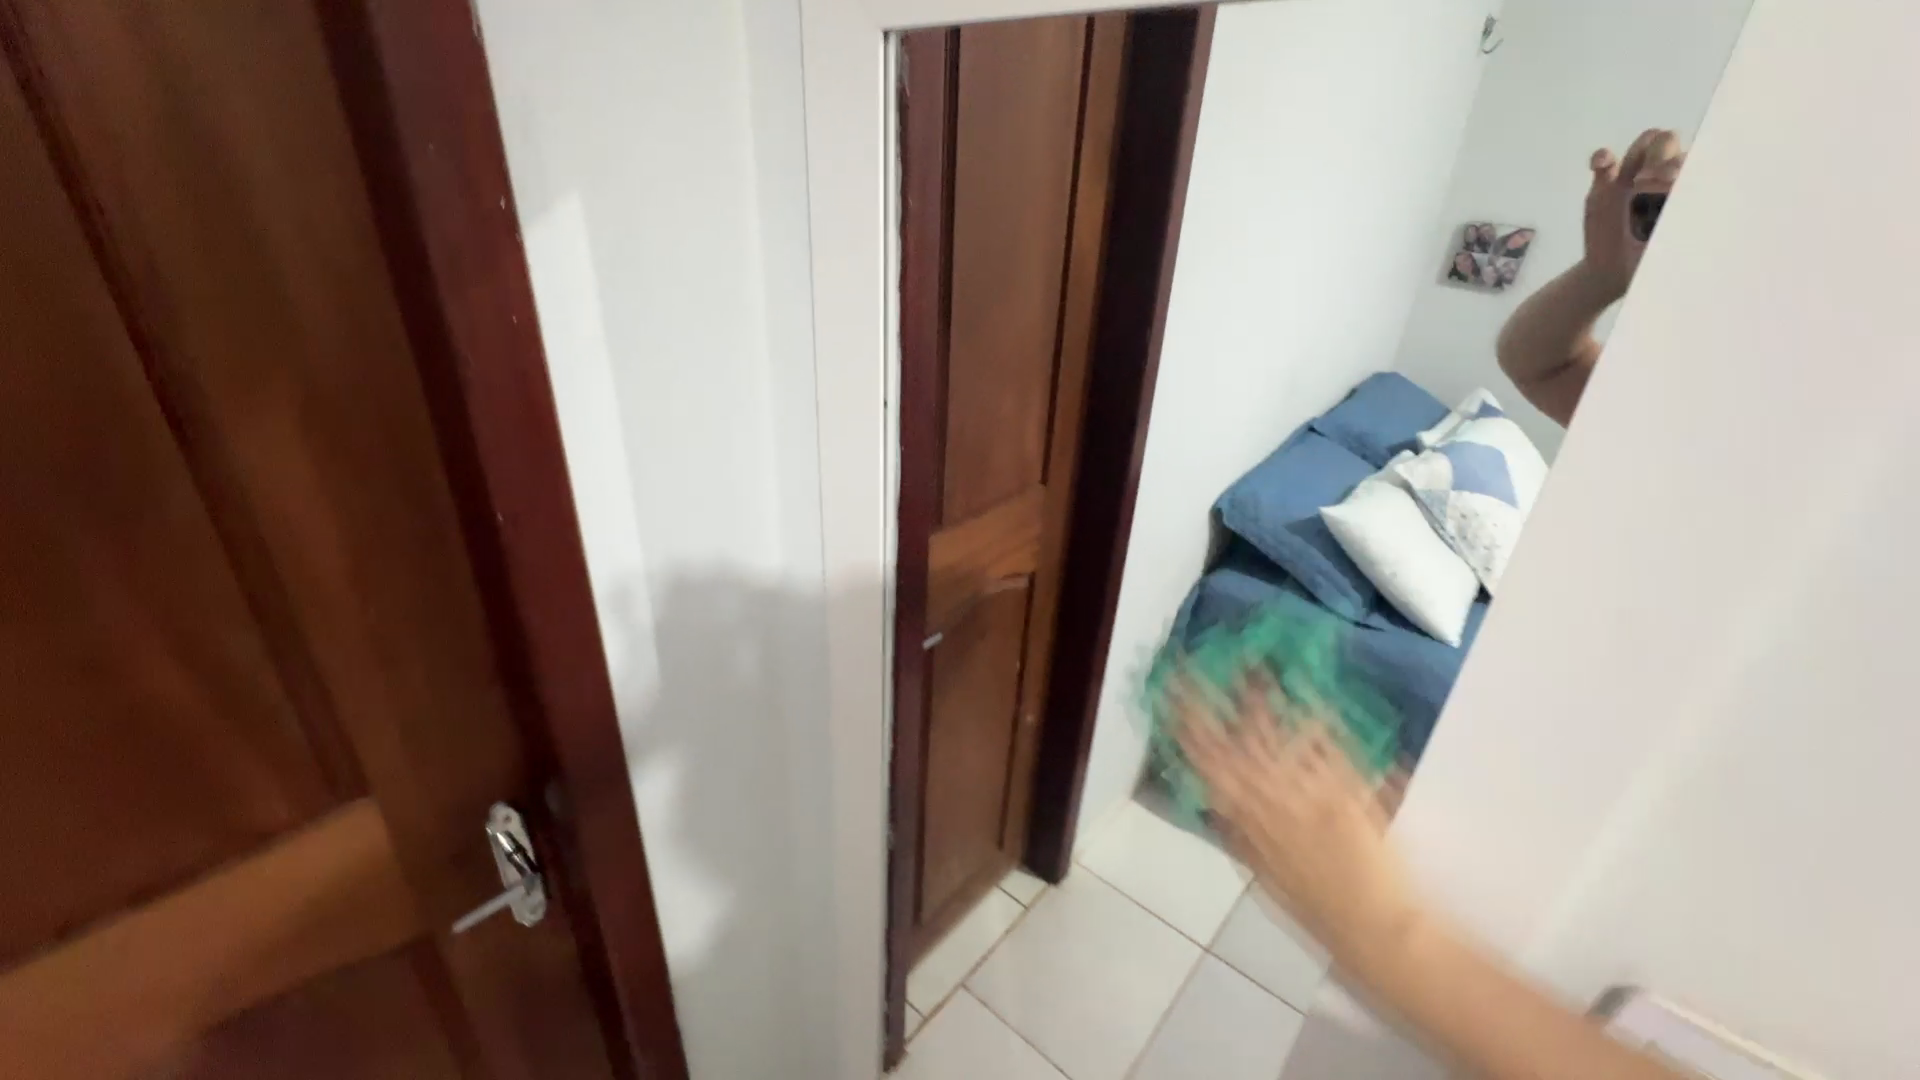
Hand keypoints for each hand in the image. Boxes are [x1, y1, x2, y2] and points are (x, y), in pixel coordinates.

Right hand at [1175, 682, 1420, 974]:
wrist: (1376, 929)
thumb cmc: (1318, 908)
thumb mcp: (1265, 876)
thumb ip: (1241, 839)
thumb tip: (1217, 807)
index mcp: (1247, 823)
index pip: (1206, 766)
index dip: (1185, 730)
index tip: (1170, 699)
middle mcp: (1270, 803)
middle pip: (1231, 743)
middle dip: (1208, 704)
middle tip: (1192, 669)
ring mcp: (1307, 795)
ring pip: (1274, 739)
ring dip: (1258, 700)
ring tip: (1249, 666)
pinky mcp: (1345, 792)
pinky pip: (1325, 748)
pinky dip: (1315, 718)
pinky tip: (1307, 693)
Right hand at [1582, 129, 1686, 297]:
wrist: (1611, 270)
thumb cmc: (1647, 261)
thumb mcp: (1669, 250)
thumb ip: (1677, 227)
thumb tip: (1692, 210)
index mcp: (1683, 186)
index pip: (1693, 157)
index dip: (1684, 162)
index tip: (1671, 182)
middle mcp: (1661, 175)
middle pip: (1667, 142)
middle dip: (1661, 156)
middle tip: (1646, 184)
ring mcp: (1632, 178)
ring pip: (1643, 144)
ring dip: (1637, 155)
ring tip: (1629, 182)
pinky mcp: (1605, 186)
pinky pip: (1605, 161)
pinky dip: (1602, 158)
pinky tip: (1599, 165)